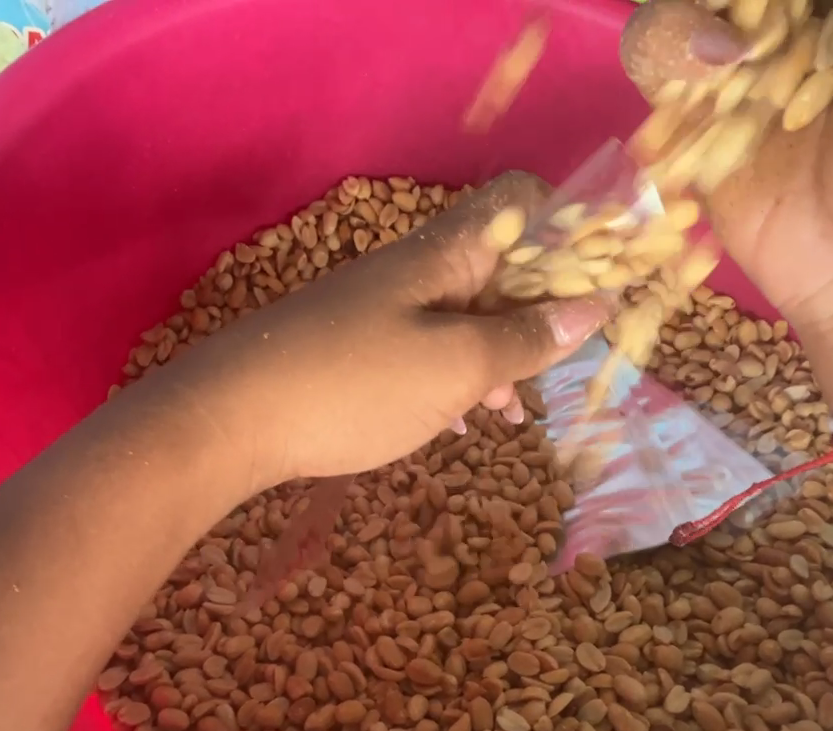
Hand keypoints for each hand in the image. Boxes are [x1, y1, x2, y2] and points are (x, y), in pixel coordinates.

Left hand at [134, 173, 610, 488]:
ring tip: (510, 415)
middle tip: (555, 371)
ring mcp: (379, 311)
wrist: (233, 419)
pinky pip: (423, 353)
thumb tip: (592, 307)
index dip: (570, 232)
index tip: (600, 285)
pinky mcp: (355, 351)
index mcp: (444, 255)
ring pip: (460, 318)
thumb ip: (523, 338)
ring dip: (495, 358)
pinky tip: (459, 424)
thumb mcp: (453, 367)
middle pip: (497, 267)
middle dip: (538, 314)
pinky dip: (452, 381)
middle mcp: (413, 271)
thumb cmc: (354, 387)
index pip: (520, 204)